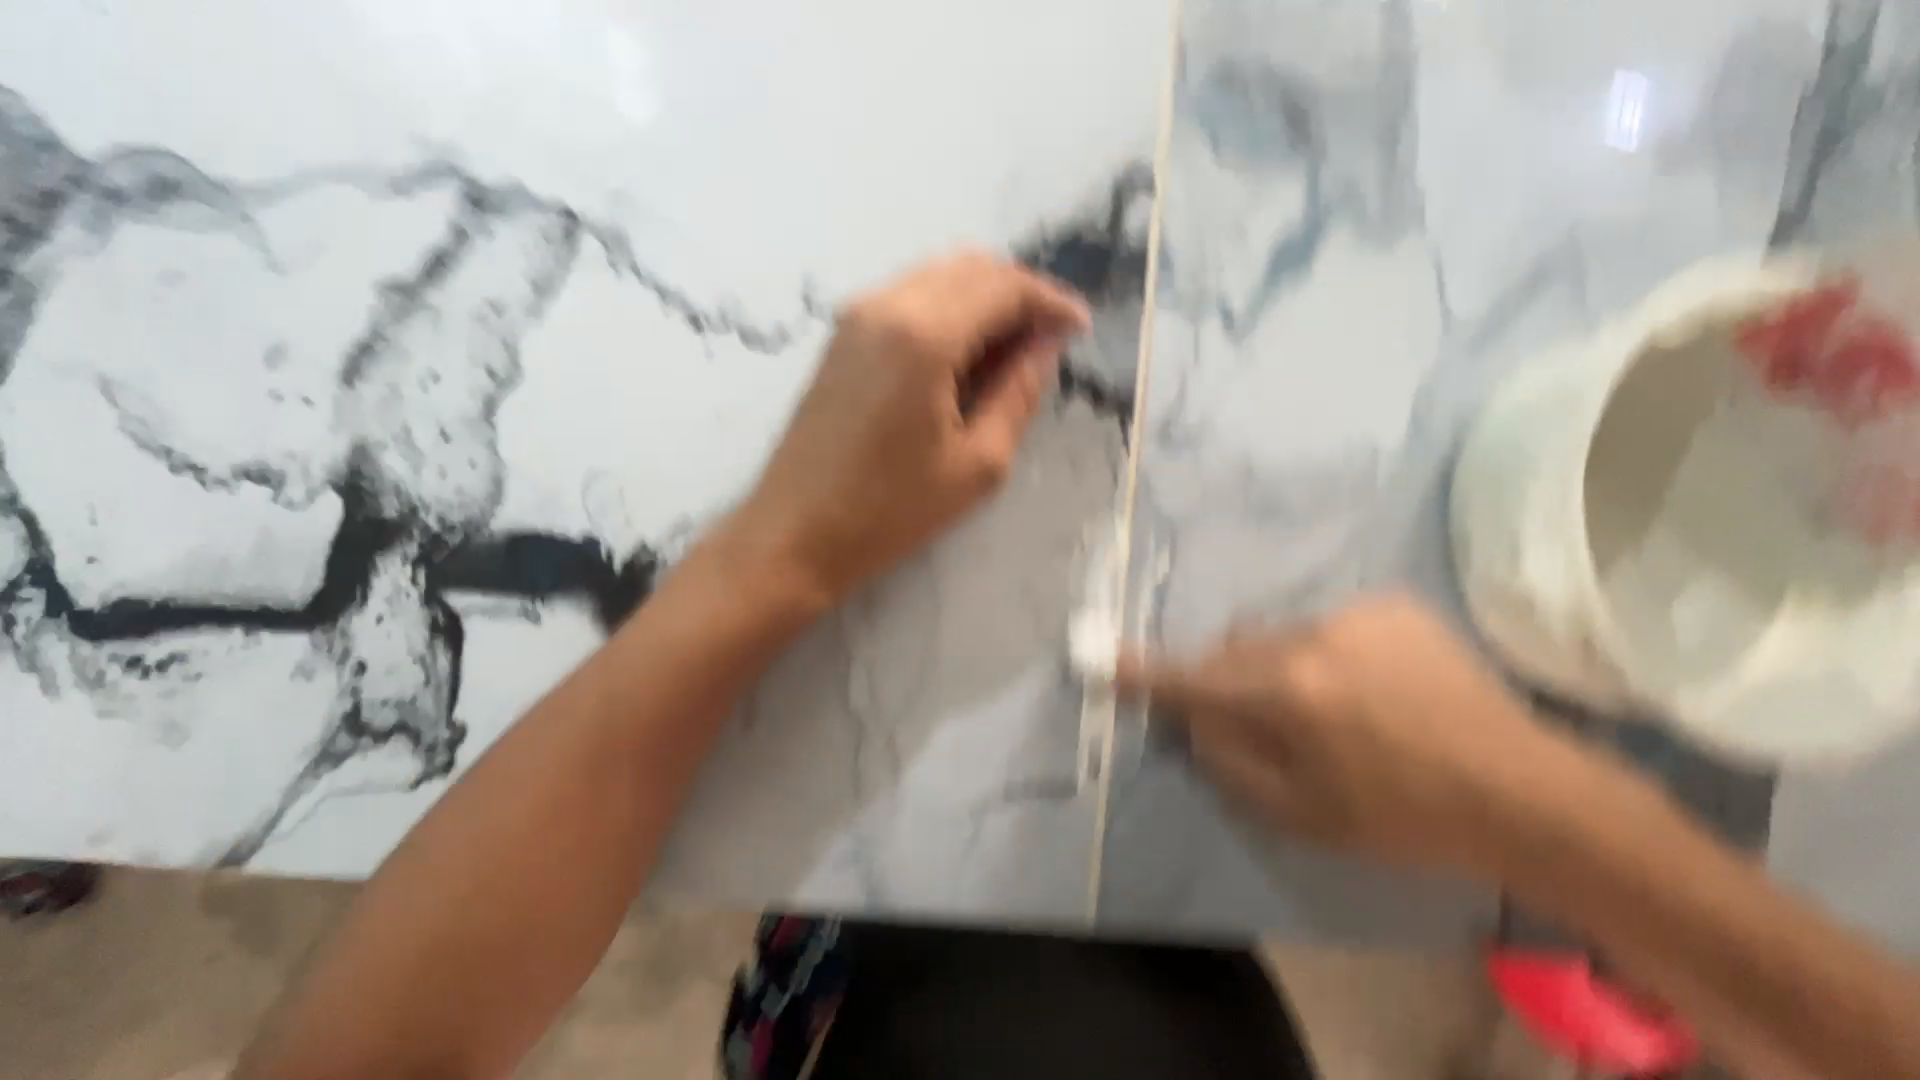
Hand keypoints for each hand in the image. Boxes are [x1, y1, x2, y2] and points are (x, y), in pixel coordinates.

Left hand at [728, 252, 1089, 605]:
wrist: (793, 535)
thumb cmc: (890, 511)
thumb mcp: (976, 463)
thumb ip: (1019, 392)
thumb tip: (1047, 344)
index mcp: (925, 334)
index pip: (1004, 287)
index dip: (1051, 301)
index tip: (1081, 327)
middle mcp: (887, 304)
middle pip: (971, 267)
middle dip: (1019, 294)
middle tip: (1049, 340)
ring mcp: (856, 316)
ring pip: (938, 276)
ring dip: (983, 299)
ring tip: (1012, 352)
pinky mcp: (841, 336)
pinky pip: (909, 297)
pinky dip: (948, 310)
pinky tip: (965, 355)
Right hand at [1117, 595, 1609, 877]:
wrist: (1523, 790)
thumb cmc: (1404, 816)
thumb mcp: (1302, 814)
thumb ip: (1230, 762)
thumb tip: (1192, 720)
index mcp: (1289, 691)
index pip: (1196, 678)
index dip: (1146, 674)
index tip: (1104, 660)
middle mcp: (1313, 635)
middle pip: (1235, 648)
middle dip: (1226, 679)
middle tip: (1251, 722)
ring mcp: (1358, 612)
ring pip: (1280, 633)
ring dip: (1280, 666)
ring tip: (1327, 710)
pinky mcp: (1394, 605)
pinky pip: (1328, 624)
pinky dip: (1325, 652)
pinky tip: (1369, 688)